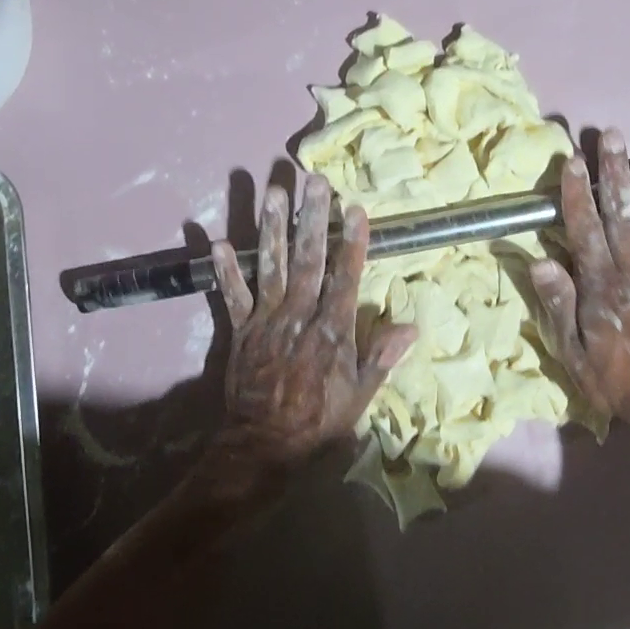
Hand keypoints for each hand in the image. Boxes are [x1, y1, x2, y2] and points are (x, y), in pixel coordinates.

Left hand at [208, 176, 416, 473]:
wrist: (263, 447)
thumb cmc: (318, 423)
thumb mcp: (359, 398)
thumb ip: (380, 358)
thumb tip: (410, 326)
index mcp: (332, 332)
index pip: (345, 277)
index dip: (352, 242)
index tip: (355, 208)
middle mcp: (299, 316)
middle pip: (308, 260)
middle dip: (312, 218)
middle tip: (314, 181)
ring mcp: (266, 321)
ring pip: (270, 267)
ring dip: (272, 228)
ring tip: (274, 192)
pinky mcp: (240, 331)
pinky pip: (231, 296)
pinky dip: (225, 271)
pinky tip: (218, 242)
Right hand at [530, 129, 629, 442]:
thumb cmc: (612, 380)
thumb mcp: (572, 352)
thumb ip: (558, 306)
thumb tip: (540, 262)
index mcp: (601, 287)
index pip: (585, 230)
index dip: (578, 194)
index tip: (573, 160)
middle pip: (622, 213)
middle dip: (615, 172)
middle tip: (612, 134)